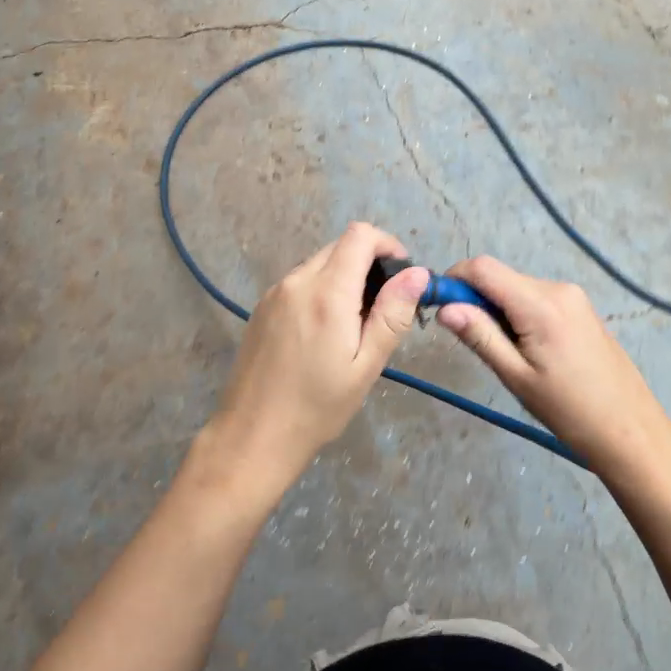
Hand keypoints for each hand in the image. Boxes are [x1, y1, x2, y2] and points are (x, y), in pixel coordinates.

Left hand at [201, 223, 429, 492]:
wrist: (252, 434)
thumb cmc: (317, 407)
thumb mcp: (366, 366)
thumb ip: (392, 315)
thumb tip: (417, 273)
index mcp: (327, 292)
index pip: (360, 235)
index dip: (387, 244)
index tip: (402, 276)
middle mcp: (297, 281)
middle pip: (339, 247)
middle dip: (368, 265)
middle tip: (383, 309)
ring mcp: (274, 293)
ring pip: (319, 264)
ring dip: (344, 279)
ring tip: (355, 327)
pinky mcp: (262, 307)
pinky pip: (300, 283)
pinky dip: (321, 292)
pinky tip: (324, 334)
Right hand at [437, 256, 670, 474]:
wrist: (632, 433)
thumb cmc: (570, 411)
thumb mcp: (516, 377)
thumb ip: (480, 336)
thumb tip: (444, 308)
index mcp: (540, 303)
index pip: (483, 267)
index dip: (454, 279)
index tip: (438, 308)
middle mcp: (558, 288)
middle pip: (499, 277)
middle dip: (475, 299)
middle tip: (470, 342)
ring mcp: (574, 297)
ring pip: (517, 288)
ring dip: (497, 309)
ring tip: (503, 354)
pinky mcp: (581, 309)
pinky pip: (536, 299)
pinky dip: (519, 314)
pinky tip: (527, 351)